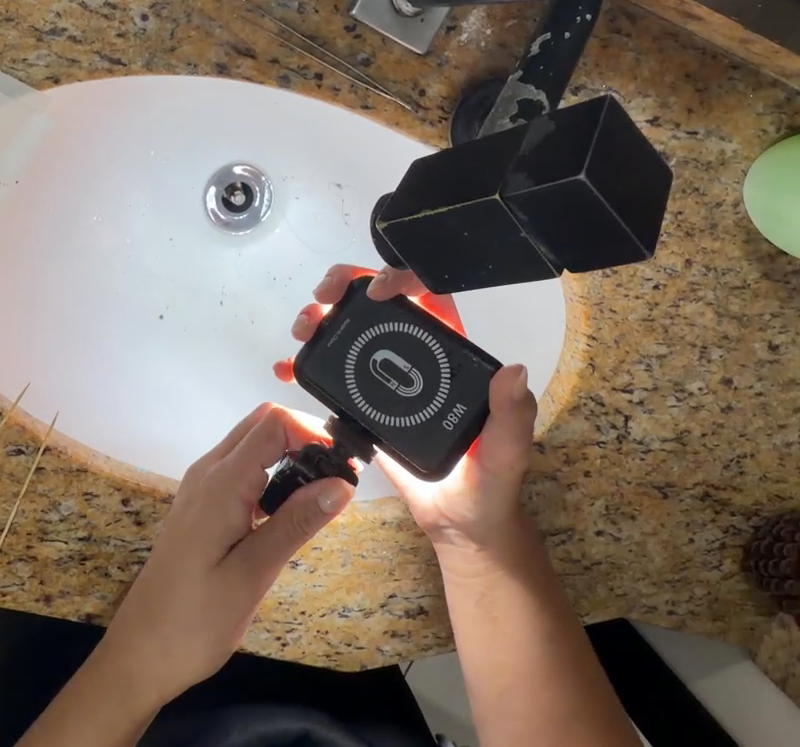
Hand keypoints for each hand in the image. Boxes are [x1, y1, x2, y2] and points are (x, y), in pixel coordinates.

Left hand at [97, 403, 354, 706]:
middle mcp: (208, 473)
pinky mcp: (202, 506)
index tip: (346, 462)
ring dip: (290, 455)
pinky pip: (241, 470)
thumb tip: (342, 483)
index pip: (272, 424)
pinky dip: (272, 475)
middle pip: (261, 425)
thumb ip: (296, 523)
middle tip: (341, 475)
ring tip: (326, 493)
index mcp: (221, 483)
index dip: (313, 431)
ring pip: (251, 445)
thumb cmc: (195, 620)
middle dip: (305, 437)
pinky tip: (291, 510)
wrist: (140, 652)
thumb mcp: (253, 574)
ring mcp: (201, 488)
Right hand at [275, 265, 538, 558]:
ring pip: (349, 329)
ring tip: (303, 330)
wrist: (456, 521)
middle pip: (378, 302)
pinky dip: (306, 364)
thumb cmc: (488, 484)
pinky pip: (331, 373)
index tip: (374, 292)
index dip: (401, 279)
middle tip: (322, 297)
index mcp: (450, 354)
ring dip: (321, 317)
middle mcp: (414, 355)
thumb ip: (511, 414)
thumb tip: (512, 371)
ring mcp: (383, 377)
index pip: (428, 296)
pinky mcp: (360, 402)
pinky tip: (287, 367)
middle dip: (346, 286)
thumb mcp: (507, 451)